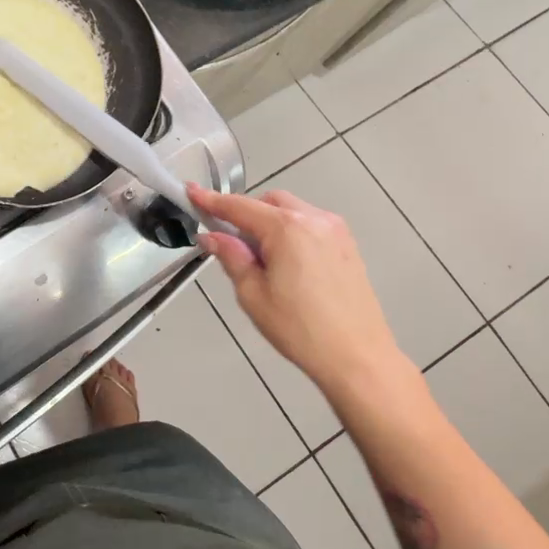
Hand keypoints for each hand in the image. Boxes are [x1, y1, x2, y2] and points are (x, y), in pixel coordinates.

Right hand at [188, 183, 412, 392]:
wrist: (358, 357)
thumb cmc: (300, 330)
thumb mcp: (254, 295)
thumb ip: (232, 257)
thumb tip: (211, 236)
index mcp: (287, 229)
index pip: (240, 207)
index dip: (211, 200)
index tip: (190, 192)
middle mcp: (314, 219)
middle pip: (269, 202)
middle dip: (246, 214)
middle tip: (232, 245)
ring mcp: (336, 230)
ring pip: (293, 211)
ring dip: (271, 223)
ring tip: (263, 261)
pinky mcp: (348, 245)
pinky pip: (311, 224)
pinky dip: (292, 232)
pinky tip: (288, 265)